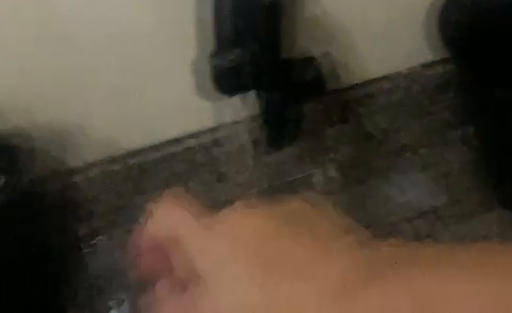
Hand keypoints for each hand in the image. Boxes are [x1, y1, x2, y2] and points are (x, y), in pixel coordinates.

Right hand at [131, 190, 383, 312]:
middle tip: (198, 300)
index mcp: (215, 233)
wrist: (366, 296)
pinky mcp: (322, 215)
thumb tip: (160, 296)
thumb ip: (181, 303)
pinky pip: (285, 232)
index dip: (149, 237)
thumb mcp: (217, 311)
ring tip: (250, 299)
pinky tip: (291, 288)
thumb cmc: (283, 311)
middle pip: (209, 228)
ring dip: (240, 260)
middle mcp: (247, 210)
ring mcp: (287, 209)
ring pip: (250, 232)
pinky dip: (277, 254)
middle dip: (199, 263)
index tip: (145, 268)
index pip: (165, 212)